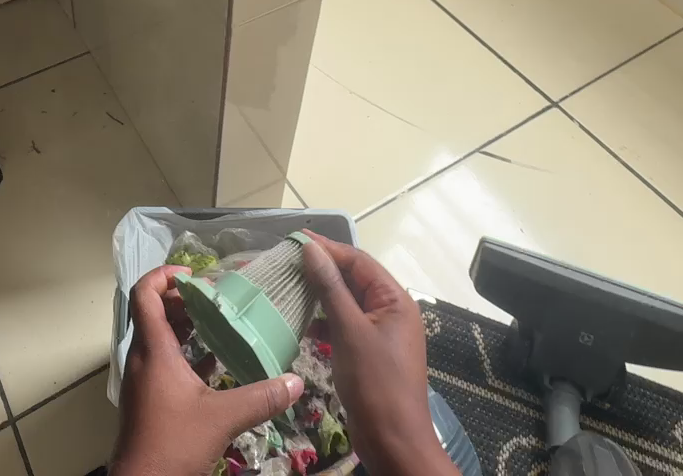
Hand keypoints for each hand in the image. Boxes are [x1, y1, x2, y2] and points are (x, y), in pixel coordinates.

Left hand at [111, 264, 304, 475]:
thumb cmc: (173, 444)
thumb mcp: (221, 418)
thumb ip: (260, 398)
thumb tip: (296, 381)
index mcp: (153, 348)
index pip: (144, 293)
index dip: (163, 275)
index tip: (193, 275)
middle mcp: (142, 356)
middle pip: (152, 310)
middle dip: (181, 298)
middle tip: (213, 297)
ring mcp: (143, 376)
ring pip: (158, 334)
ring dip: (183, 324)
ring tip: (216, 321)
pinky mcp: (147, 395)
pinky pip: (162, 358)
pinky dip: (184, 350)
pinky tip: (212, 360)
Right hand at [301, 233, 456, 475]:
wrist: (394, 444)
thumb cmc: (376, 383)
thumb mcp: (349, 330)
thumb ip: (330, 287)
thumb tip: (311, 249)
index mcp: (394, 300)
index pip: (358, 261)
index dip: (328, 248)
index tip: (296, 239)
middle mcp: (390, 311)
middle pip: (353, 279)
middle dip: (322, 270)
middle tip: (288, 261)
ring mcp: (380, 333)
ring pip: (347, 302)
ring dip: (321, 295)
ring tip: (290, 288)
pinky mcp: (369, 353)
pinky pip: (345, 325)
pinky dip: (325, 321)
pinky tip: (304, 324)